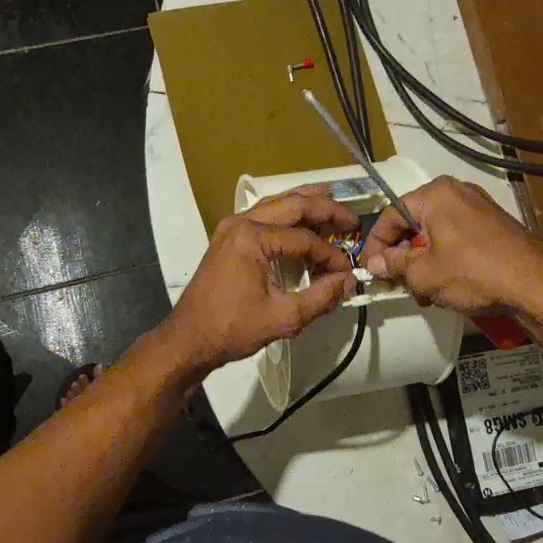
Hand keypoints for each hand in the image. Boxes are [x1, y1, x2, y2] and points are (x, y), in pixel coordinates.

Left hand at [159, 186, 359, 372]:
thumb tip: (349, 281)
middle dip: (326, 209)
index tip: (348, 272)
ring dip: (306, 205)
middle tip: (352, 219)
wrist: (190, 338)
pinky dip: (287, 215)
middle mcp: (241, 222)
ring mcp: (232, 227)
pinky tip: (303, 221)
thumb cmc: (232, 329)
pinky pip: (264, 215)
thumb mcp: (283, 318)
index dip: (331, 255)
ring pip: (277, 204)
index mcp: (252, 238)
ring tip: (333, 204)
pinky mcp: (228, 236)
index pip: (305, 238)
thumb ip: (321, 297)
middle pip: (292, 205)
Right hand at [360, 175, 542, 317]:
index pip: (390, 215)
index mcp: (436, 194)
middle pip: (414, 225)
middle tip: (397, 285)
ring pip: (435, 236)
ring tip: (426, 294)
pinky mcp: (494, 227)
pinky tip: (448, 289)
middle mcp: (458, 193)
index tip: (368, 270)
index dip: (375, 245)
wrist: (535, 286)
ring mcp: (479, 209)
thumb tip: (374, 264)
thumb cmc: (473, 273)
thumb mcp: (424, 273)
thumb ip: (394, 265)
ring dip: (424, 265)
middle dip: (403, 258)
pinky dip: (446, 262)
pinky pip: (457, 241)